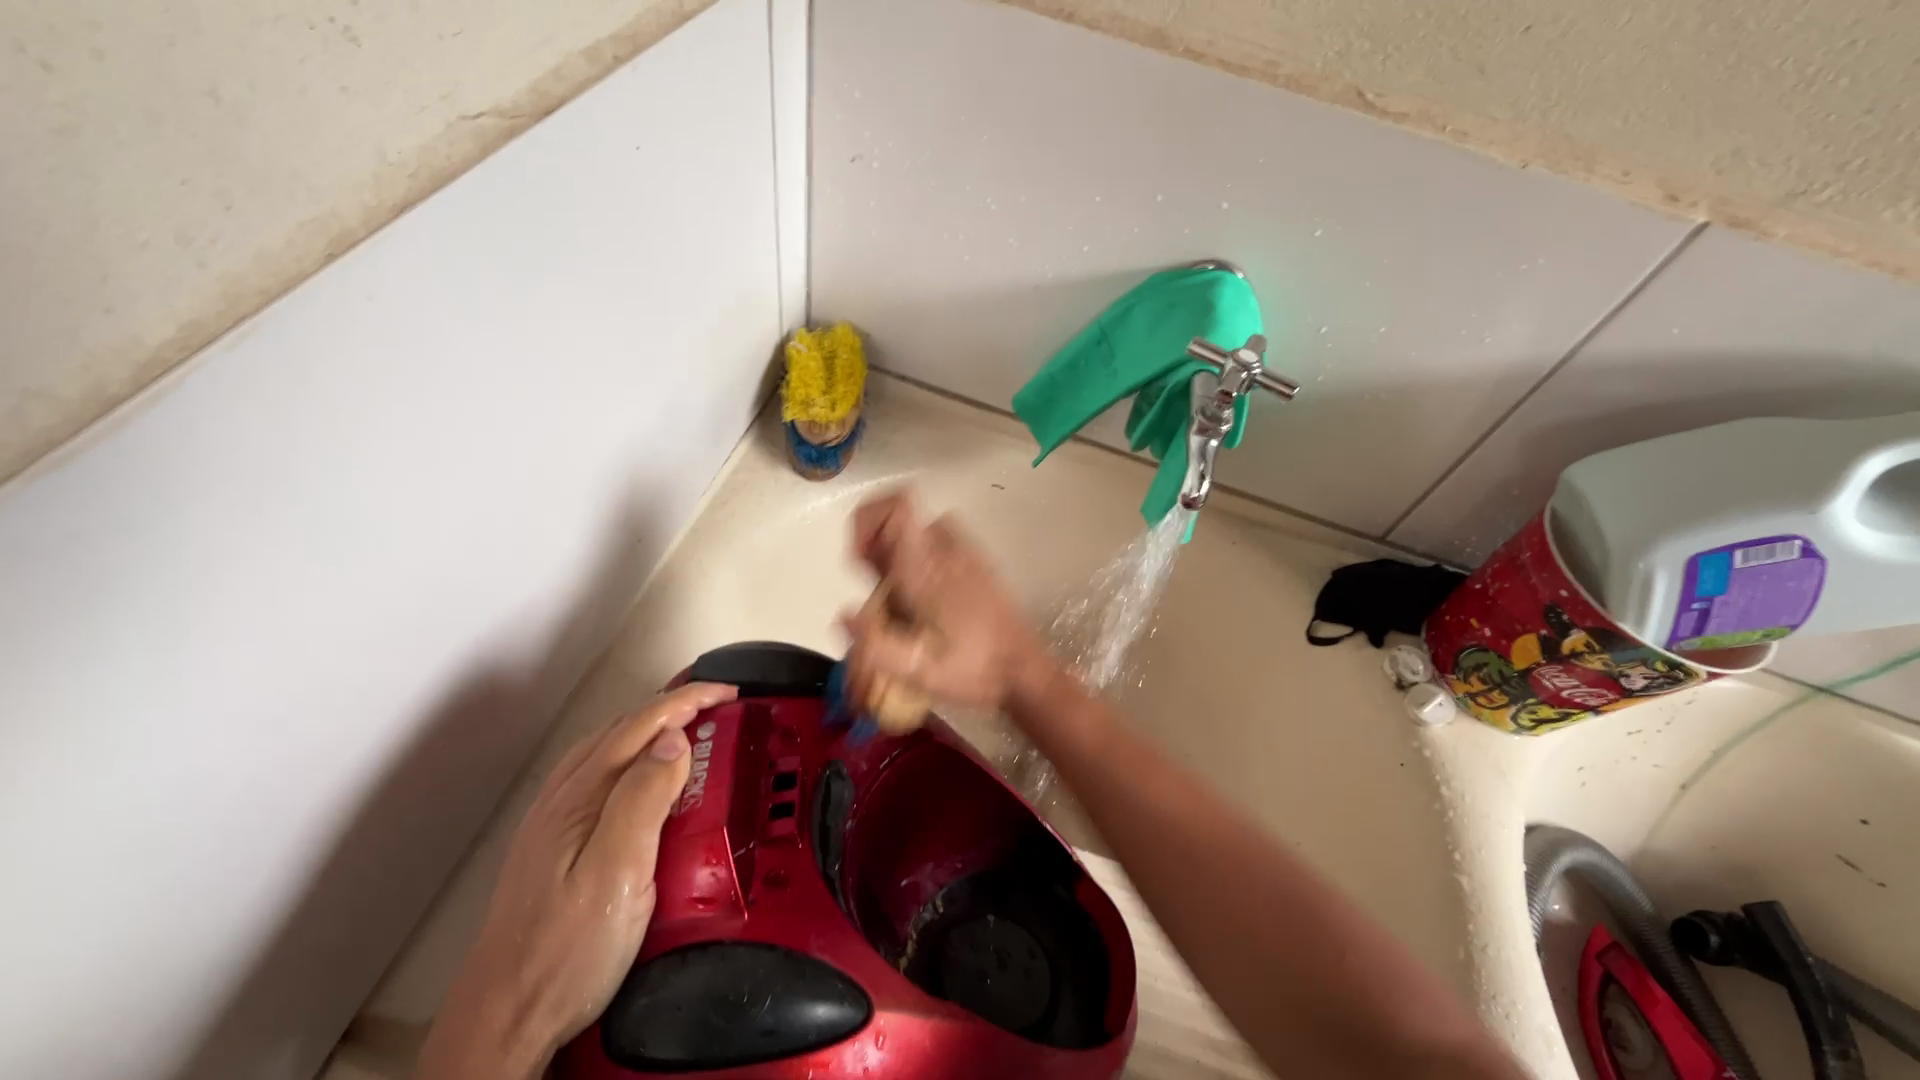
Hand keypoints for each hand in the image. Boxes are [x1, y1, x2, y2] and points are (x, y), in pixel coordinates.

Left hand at [413, 682, 738, 1079]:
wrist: (506, 1013)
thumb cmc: (563, 952)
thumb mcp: (617, 874)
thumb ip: (642, 800)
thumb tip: (673, 740)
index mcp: (580, 798)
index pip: (640, 726)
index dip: (687, 701)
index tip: (726, 692)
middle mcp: (561, 800)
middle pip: (621, 730)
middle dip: (673, 707)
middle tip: (718, 707)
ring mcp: (553, 822)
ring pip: (607, 751)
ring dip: (651, 729)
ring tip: (689, 732)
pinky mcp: (554, 846)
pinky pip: (598, 777)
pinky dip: (631, 758)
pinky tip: (643, 781)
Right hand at [840, 489, 1051, 711]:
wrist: (1026, 672)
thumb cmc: (973, 671)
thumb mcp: (918, 673)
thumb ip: (875, 646)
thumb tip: (844, 614)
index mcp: (929, 568)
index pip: (897, 507)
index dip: (866, 522)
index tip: (858, 563)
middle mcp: (948, 550)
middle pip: (902, 514)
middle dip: (877, 545)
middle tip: (876, 589)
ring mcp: (968, 554)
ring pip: (921, 528)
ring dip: (899, 550)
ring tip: (898, 594)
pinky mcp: (980, 564)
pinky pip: (941, 541)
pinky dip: (922, 557)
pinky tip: (925, 596)